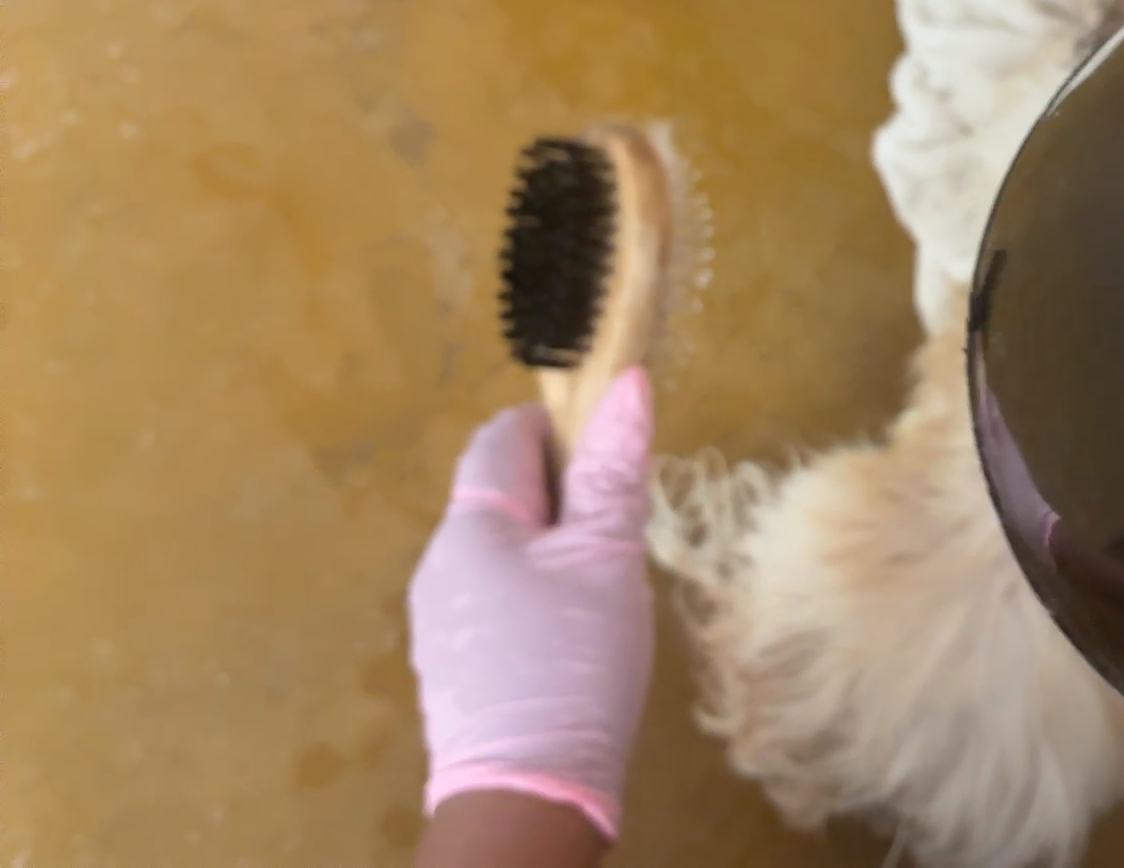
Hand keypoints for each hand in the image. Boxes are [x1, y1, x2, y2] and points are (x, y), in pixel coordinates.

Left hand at [409, 369, 655, 839]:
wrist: (532, 792)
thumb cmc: (572, 656)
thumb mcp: (608, 556)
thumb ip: (616, 469)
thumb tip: (628, 383)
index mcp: (472, 527)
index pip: (503, 437)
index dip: (559, 422)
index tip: (611, 446)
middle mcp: (442, 561)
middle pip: (504, 487)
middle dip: (566, 481)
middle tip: (624, 512)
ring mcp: (444, 612)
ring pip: (507, 538)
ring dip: (558, 529)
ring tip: (609, 565)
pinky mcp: (458, 652)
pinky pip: (502, 582)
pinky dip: (543, 571)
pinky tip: (578, 612)